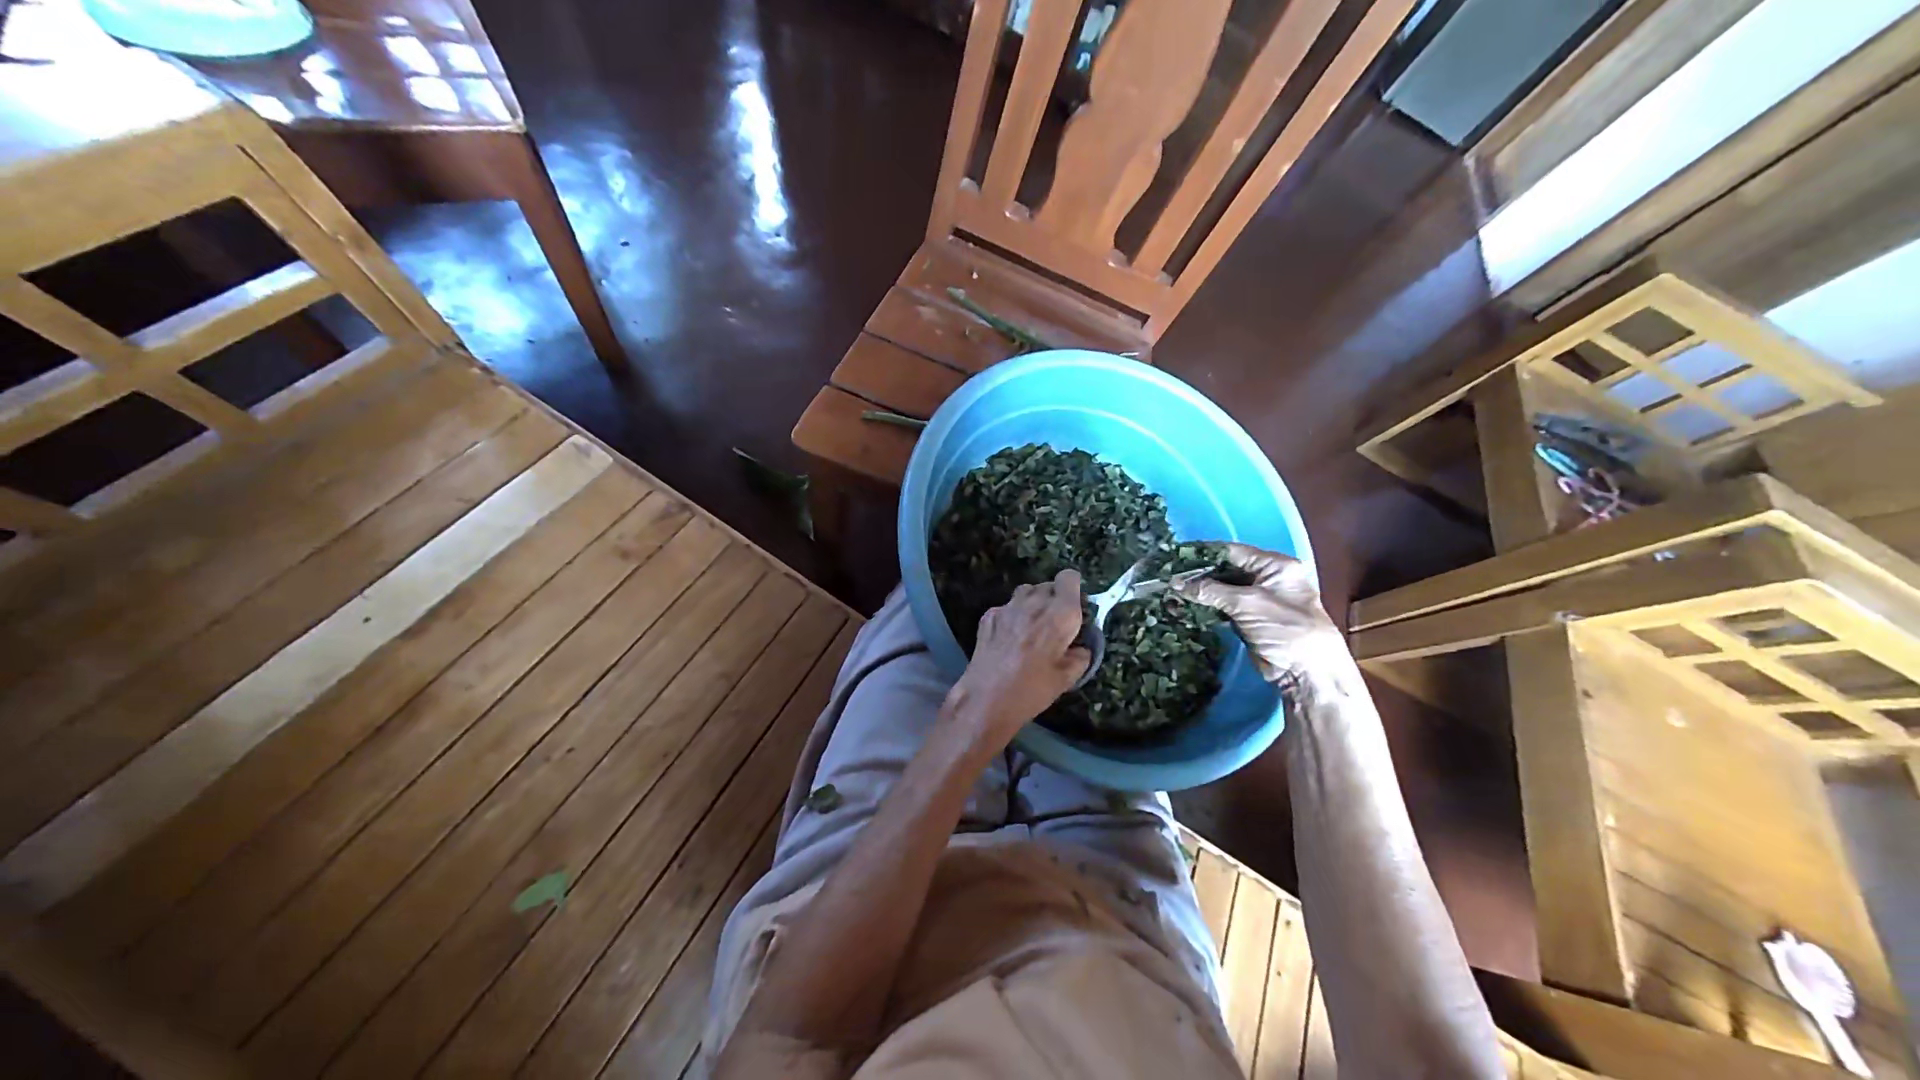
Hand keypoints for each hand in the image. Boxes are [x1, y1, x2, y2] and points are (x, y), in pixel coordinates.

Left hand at [947, 569, 1090, 747]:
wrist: (986, 698)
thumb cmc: (1033, 689)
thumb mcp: (1068, 677)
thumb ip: (1080, 655)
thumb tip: (1080, 647)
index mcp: (1061, 614)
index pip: (1069, 578)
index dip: (1073, 589)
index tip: (1075, 607)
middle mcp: (1035, 602)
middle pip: (1048, 585)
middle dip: (1055, 599)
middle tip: (1055, 625)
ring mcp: (1008, 607)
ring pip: (1026, 592)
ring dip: (1033, 604)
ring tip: (1033, 628)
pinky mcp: (989, 615)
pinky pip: (1007, 607)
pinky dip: (1013, 616)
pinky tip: (1010, 639)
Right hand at [1175, 543, 1347, 683]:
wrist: (1307, 671)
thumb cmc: (1284, 627)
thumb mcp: (1247, 603)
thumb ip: (1210, 590)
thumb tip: (1176, 583)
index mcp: (1274, 565)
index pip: (1233, 552)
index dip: (1204, 553)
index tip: (1176, 556)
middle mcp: (1267, 578)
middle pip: (1226, 570)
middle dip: (1198, 575)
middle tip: (1169, 576)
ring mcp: (1258, 600)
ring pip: (1222, 590)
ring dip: (1200, 592)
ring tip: (1171, 592)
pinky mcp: (1249, 619)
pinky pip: (1223, 608)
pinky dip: (1205, 607)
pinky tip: (1184, 607)